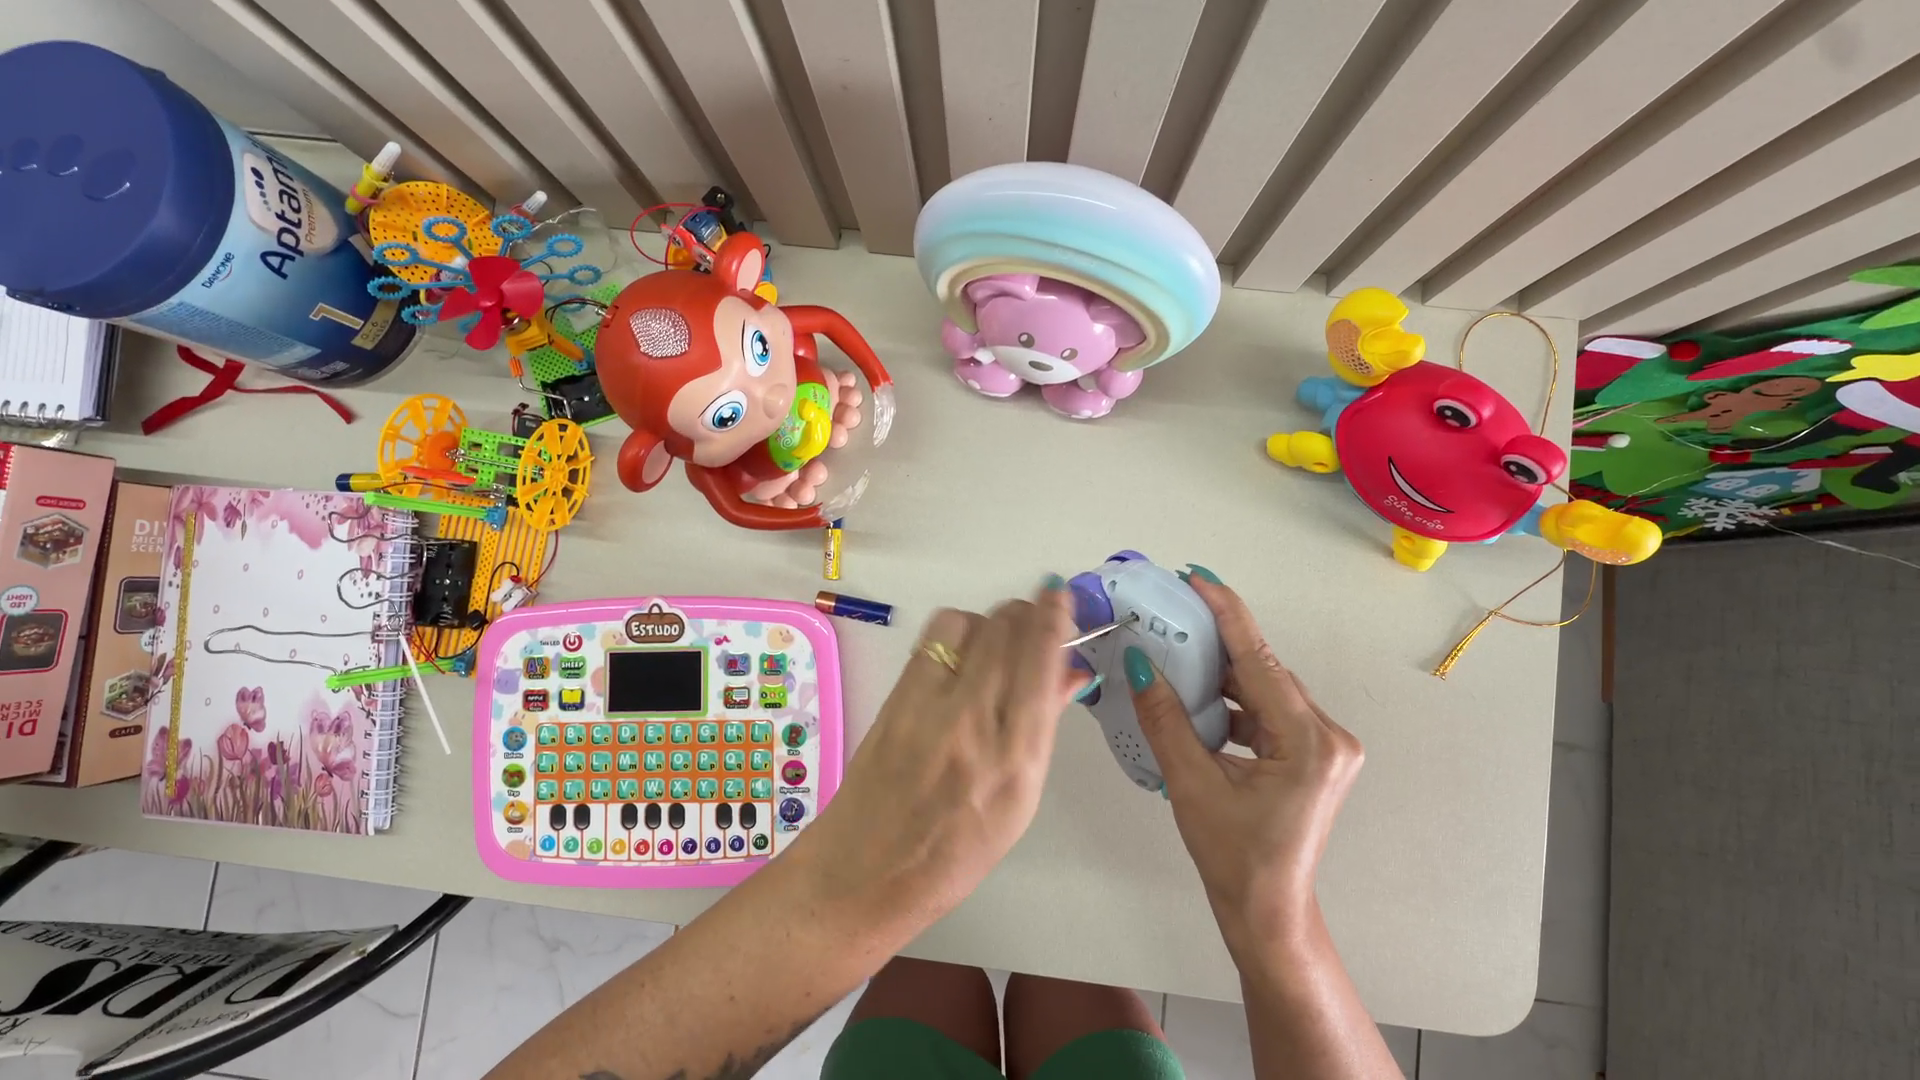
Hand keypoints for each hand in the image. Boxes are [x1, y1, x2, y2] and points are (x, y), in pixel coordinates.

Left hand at [793, 582, 1088, 928]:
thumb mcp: (1019, 801)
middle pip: (1006, 628)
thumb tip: (1068, 671)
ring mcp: (928, 706)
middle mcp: (975, 722)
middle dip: (1027, 612)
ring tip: (994, 644)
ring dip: (989, 621)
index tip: (1061, 595)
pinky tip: (959, 654)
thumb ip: (1044, 728)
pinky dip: (955, 632)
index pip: (1042, 658)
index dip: (1055, 615)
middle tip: (1033, 621)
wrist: (866, 870)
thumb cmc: (956, 852)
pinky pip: (932, 639)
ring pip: (968, 623)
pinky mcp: (895, 698)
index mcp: (1016, 756)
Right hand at [1124, 571, 1363, 956]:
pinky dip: (1235, 701)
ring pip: (1266, 689)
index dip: (1227, 613)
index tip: (1198, 578)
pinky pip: (1269, 711)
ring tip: (1181, 650)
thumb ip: (1166, 719)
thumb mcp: (1191, 784)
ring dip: (1225, 673)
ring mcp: (1325, 745)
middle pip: (1265, 671)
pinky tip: (1201, 699)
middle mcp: (1328, 735)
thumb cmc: (1233, 857)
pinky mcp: (1312, 754)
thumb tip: (1141, 664)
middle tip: (1177, 610)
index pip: (1260, 660)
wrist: (1268, 911)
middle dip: (1220, 640)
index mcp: (1308, 742)